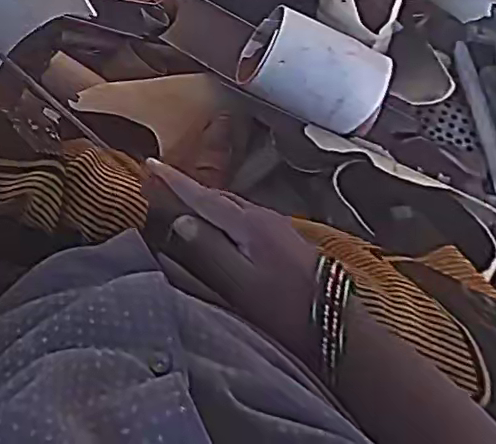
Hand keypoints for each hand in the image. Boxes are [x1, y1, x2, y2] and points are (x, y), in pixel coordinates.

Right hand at [149, 159, 320, 363]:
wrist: (346, 333)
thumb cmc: (287, 310)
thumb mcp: (240, 282)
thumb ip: (208, 247)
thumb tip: (180, 219)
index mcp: (247, 223)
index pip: (200, 195)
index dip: (172, 179)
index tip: (148, 162)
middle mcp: (262, 217)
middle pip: (215, 196)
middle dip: (186, 188)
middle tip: (159, 184)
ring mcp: (278, 228)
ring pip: (231, 207)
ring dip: (205, 202)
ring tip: (183, 203)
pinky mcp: (286, 242)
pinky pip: (243, 218)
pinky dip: (222, 215)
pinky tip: (219, 227)